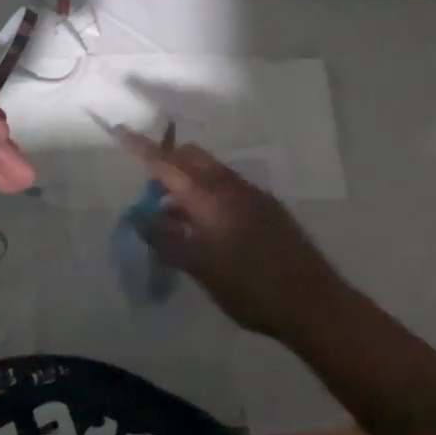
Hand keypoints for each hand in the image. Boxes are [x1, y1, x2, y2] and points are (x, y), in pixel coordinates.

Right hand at [122, 130, 345, 335]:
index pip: (166, 165)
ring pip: (211, 170)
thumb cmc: (249, 288)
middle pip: (192, 157)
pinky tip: (208, 223)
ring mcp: (253, 195)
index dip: (142, 148)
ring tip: (175, 210)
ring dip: (188, 177)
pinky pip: (228, 184)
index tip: (121, 131)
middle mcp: (230, 186)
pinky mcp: (269, 208)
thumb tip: (140, 216)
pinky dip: (208, 190)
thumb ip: (166, 239)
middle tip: (149, 181)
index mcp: (209, 197)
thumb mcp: (199, 268)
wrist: (314, 304)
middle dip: (167, 159)